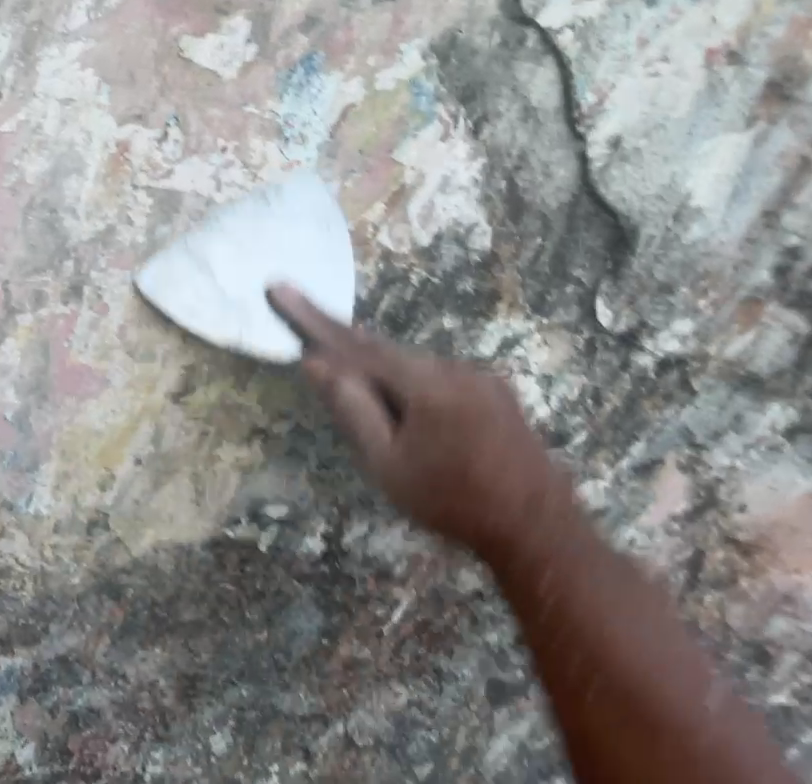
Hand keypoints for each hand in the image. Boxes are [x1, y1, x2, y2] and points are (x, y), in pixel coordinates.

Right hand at [266, 284, 569, 556]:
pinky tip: (400, 402)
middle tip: (309, 336)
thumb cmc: (452, 501)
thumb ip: (351, 407)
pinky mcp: (496, 393)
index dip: (311, 318)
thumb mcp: (386, 462)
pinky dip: (407, 382)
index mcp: (426, 384)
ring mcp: (482, 379)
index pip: (354, 344)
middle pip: (383, 352)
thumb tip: (314, 361)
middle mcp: (456, 369)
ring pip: (410, 366)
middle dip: (344, 347)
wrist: (542, 534)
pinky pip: (435, 376)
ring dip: (379, 372)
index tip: (278, 288)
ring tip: (360, 394)